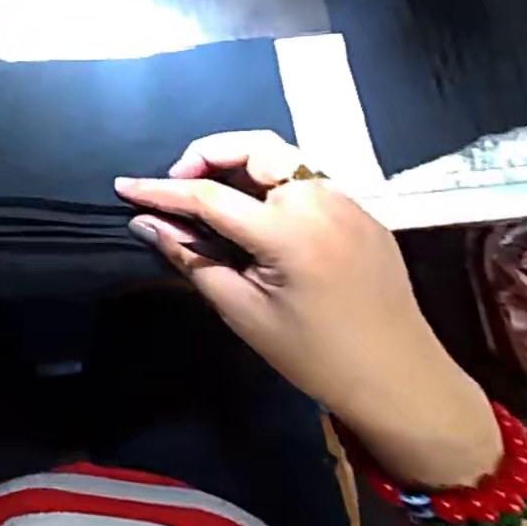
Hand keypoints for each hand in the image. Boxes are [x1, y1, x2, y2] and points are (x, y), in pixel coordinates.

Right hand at [115, 131, 500, 486]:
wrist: (401, 380)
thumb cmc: (313, 356)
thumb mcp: (242, 310)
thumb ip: (190, 258)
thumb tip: (146, 224)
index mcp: (289, 231)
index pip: (209, 195)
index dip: (160, 190)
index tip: (125, 186)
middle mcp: (322, 200)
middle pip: (255, 145)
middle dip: (207, 153)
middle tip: (180, 184)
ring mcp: (348, 201)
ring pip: (283, 156)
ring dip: (240, 163)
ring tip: (212, 195)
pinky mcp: (362, 211)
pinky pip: (307, 178)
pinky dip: (270, 182)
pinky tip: (257, 215)